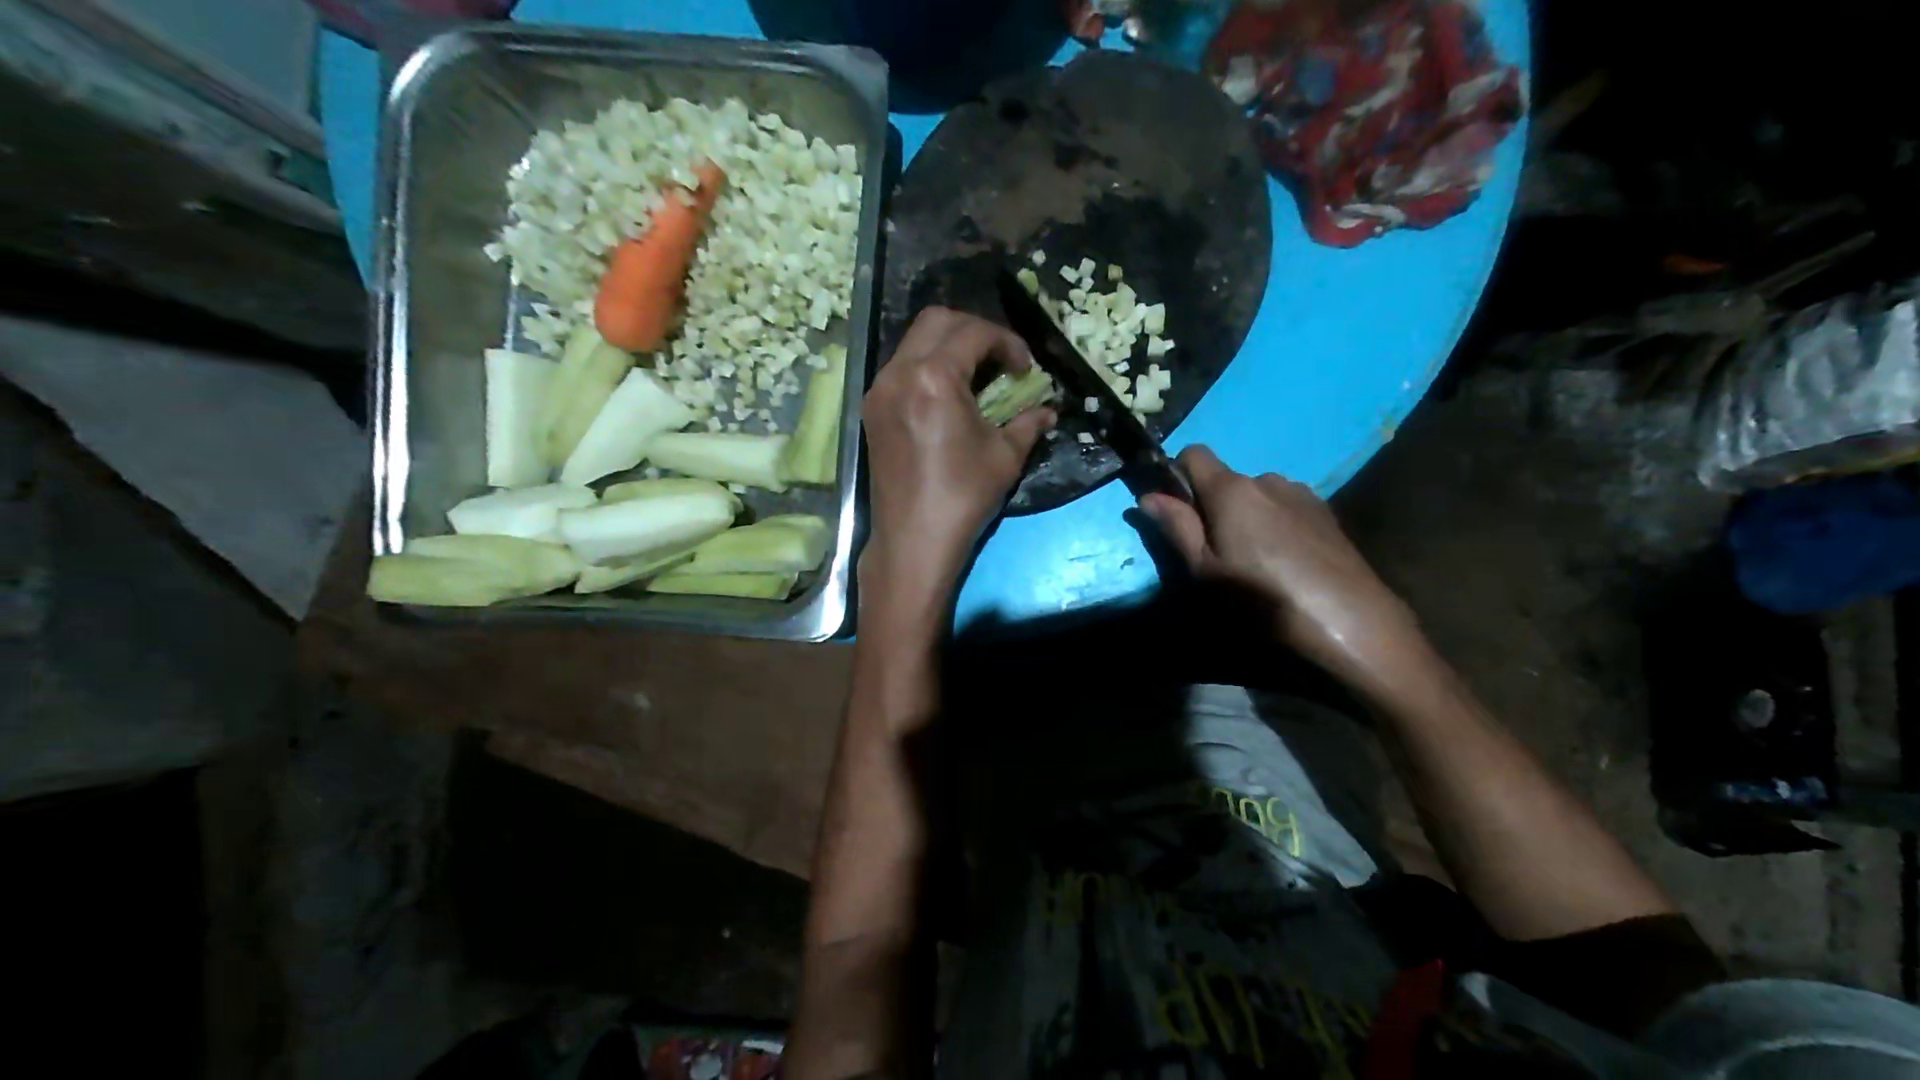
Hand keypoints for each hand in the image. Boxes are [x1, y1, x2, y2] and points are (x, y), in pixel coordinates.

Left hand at [862, 307, 1055, 597]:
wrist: (913, 539)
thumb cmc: (962, 496)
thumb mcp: (1004, 456)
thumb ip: (1027, 422)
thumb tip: (1047, 411)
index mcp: (933, 378)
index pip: (973, 332)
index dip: (1007, 341)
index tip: (1025, 368)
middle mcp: (899, 373)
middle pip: (937, 321)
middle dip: (975, 331)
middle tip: (1000, 360)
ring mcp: (880, 390)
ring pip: (914, 342)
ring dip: (949, 346)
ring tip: (976, 376)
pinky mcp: (872, 410)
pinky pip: (901, 367)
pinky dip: (927, 366)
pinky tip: (948, 395)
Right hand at [1139, 445, 1424, 694]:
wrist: (1349, 619)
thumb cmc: (1262, 597)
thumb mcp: (1205, 570)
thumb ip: (1176, 527)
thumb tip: (1147, 496)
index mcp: (1232, 489)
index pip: (1194, 453)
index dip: (1178, 475)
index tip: (1178, 511)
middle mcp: (1267, 479)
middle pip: (1227, 480)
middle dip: (1214, 506)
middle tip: (1217, 553)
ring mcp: (1301, 493)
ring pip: (1258, 495)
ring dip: (1248, 516)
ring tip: (1257, 561)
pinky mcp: (1326, 512)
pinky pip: (1285, 507)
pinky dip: (1276, 524)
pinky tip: (1288, 561)